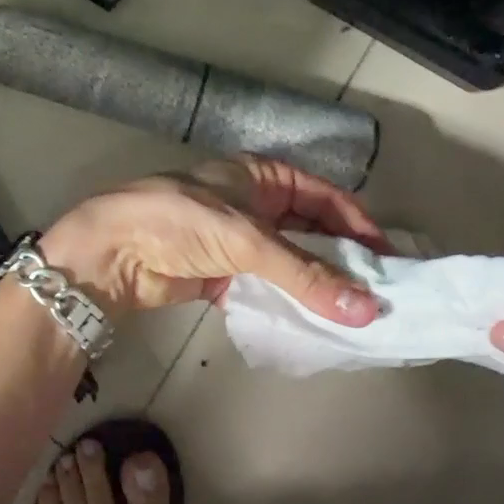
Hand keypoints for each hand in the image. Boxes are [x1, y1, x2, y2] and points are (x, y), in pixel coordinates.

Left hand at [39, 156, 389, 325]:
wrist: (113, 250)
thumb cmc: (179, 221)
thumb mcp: (247, 239)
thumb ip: (305, 274)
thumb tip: (366, 309)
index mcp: (260, 177)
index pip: (324, 196)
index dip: (357, 224)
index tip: (390, 261)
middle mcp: (253, 205)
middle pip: (310, 232)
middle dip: (342, 261)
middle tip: (381, 296)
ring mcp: (237, 242)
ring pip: (290, 264)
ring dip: (317, 287)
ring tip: (356, 318)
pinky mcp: (222, 275)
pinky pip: (267, 289)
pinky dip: (288, 305)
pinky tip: (314, 327)